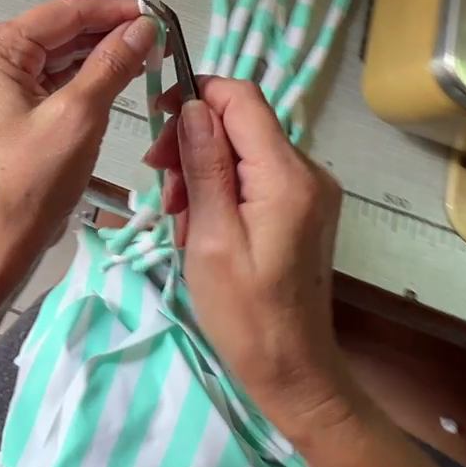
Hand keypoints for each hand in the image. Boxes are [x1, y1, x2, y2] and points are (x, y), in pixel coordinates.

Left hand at [0, 0, 157, 274]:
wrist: (2, 236)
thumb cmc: (33, 181)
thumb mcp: (79, 115)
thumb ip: (113, 64)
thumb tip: (145, 26)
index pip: (66, 12)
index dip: (116, 10)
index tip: (159, 12)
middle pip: (63, 27)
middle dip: (112, 30)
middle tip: (163, 35)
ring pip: (63, 49)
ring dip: (104, 50)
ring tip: (152, 51)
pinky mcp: (11, 95)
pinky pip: (56, 71)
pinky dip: (89, 71)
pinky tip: (124, 70)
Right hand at [143, 78, 352, 430]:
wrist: (294, 373)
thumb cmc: (244, 313)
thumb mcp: (211, 237)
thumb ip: (205, 165)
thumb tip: (192, 106)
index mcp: (287, 176)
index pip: (242, 98)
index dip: (197, 93)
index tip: (157, 117)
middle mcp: (307, 171)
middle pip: (240, 120)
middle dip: (192, 138)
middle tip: (159, 181)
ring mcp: (308, 189)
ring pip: (242, 145)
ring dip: (200, 165)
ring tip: (177, 212)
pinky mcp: (300, 205)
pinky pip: (252, 171)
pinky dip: (219, 184)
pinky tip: (198, 220)